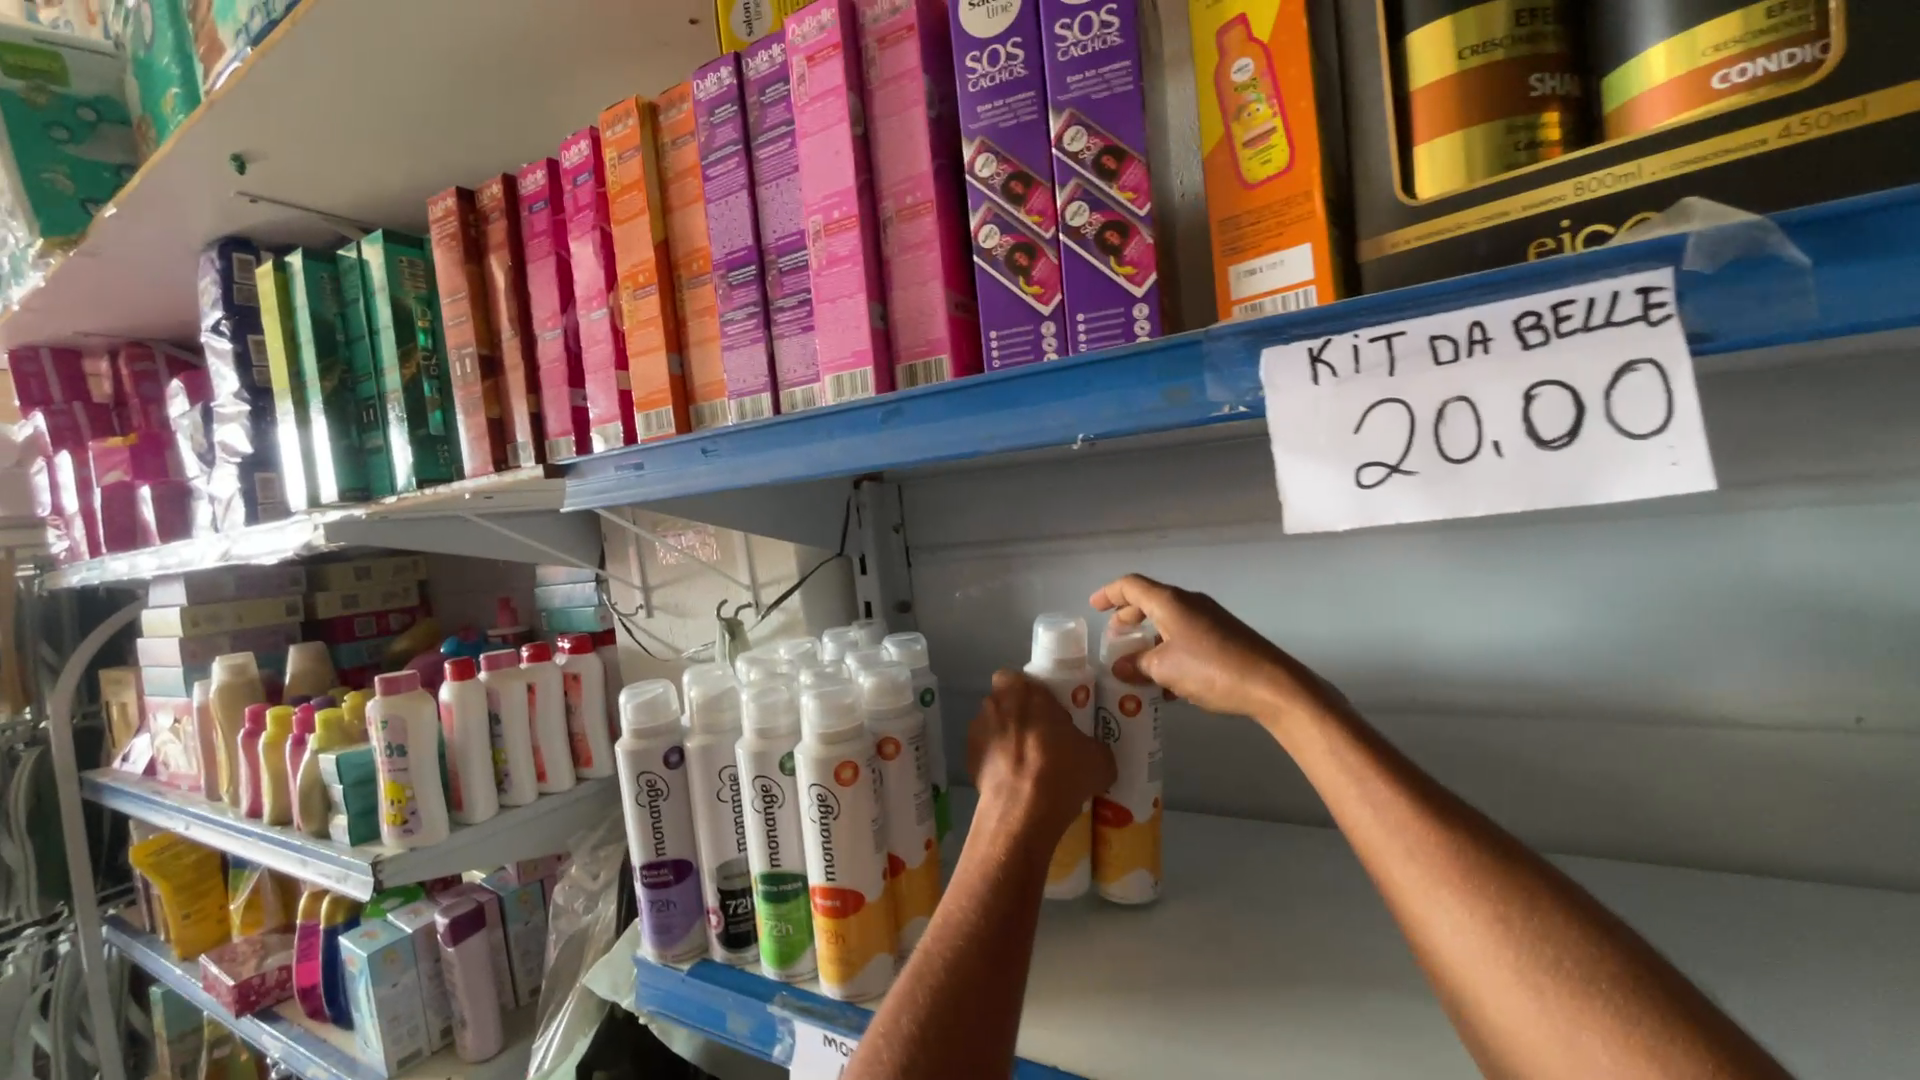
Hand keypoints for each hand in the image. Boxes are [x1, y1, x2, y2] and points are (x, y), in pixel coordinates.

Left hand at [968, 671, 1114, 839]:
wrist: (1023, 813)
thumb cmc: (1062, 772)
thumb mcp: (1099, 759)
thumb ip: (1092, 745)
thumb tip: (1092, 753)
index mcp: (1025, 691)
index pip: (1017, 678)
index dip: (1029, 693)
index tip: (1046, 712)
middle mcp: (995, 704)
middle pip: (1004, 702)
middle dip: (1017, 716)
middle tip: (1040, 738)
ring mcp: (977, 731)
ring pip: (992, 727)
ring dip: (1005, 740)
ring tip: (1027, 767)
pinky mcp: (968, 759)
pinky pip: (985, 754)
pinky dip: (996, 764)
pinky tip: (1014, 784)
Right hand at [1089, 574, 1348, 729]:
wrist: (1272, 685)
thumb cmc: (1211, 669)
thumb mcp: (1164, 670)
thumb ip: (1137, 665)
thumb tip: (1120, 667)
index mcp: (1170, 602)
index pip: (1131, 586)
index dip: (1109, 594)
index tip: (1093, 606)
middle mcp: (1189, 603)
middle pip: (1150, 602)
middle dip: (1128, 618)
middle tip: (1113, 637)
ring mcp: (1210, 620)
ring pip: (1169, 622)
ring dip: (1149, 639)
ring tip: (1136, 665)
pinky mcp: (1224, 638)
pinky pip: (1186, 637)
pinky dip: (1169, 651)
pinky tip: (1166, 683)